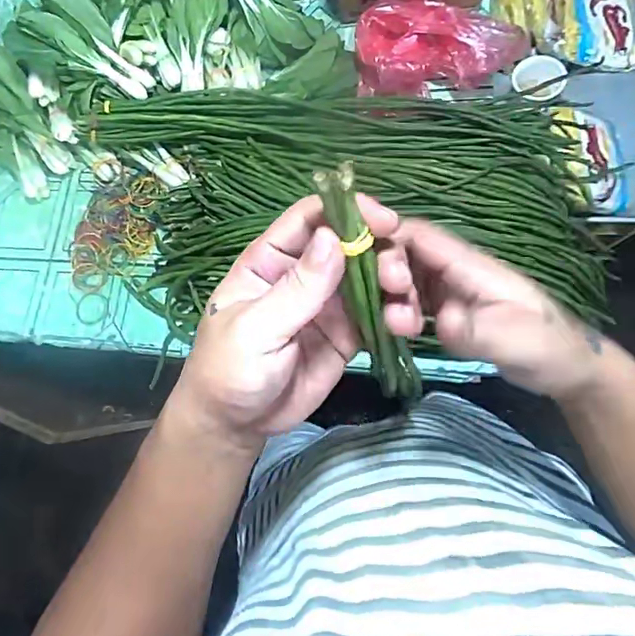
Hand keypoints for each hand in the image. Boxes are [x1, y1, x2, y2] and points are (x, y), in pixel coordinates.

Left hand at [162, 194, 416, 452]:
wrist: (236, 425)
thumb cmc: (229, 370)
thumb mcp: (256, 328)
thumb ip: (297, 288)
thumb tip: (333, 238)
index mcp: (272, 259)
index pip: (311, 219)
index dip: (347, 210)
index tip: (384, 219)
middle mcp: (305, 272)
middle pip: (350, 243)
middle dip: (380, 249)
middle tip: (397, 273)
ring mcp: (329, 302)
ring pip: (370, 276)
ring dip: (393, 280)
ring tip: (403, 301)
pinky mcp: (348, 332)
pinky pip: (378, 313)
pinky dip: (396, 312)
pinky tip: (406, 323)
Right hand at [397, 219, 604, 399]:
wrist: (567, 366)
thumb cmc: (543, 344)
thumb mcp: (510, 338)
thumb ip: (472, 329)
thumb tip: (438, 321)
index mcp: (471, 265)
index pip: (420, 236)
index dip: (387, 237)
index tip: (360, 257)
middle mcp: (457, 272)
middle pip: (407, 255)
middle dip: (386, 272)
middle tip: (390, 303)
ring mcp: (453, 292)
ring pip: (407, 280)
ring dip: (393, 298)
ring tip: (400, 327)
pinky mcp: (451, 312)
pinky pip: (415, 304)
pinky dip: (401, 313)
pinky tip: (401, 333)